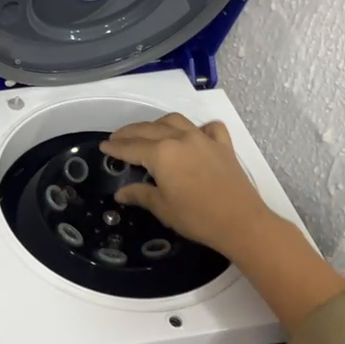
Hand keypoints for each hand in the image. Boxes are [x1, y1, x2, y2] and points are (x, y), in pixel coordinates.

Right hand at [102, 112, 344, 331]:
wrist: (241, 222)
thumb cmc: (197, 217)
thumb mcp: (163, 208)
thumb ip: (140, 195)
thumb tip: (121, 193)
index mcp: (161, 153)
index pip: (131, 147)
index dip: (115, 147)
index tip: (103, 146)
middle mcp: (180, 139)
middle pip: (149, 129)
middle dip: (130, 133)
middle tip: (118, 138)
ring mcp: (203, 139)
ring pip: (175, 121)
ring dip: (158, 124)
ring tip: (148, 132)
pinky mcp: (223, 145)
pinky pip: (208, 127)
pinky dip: (197, 127)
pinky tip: (194, 134)